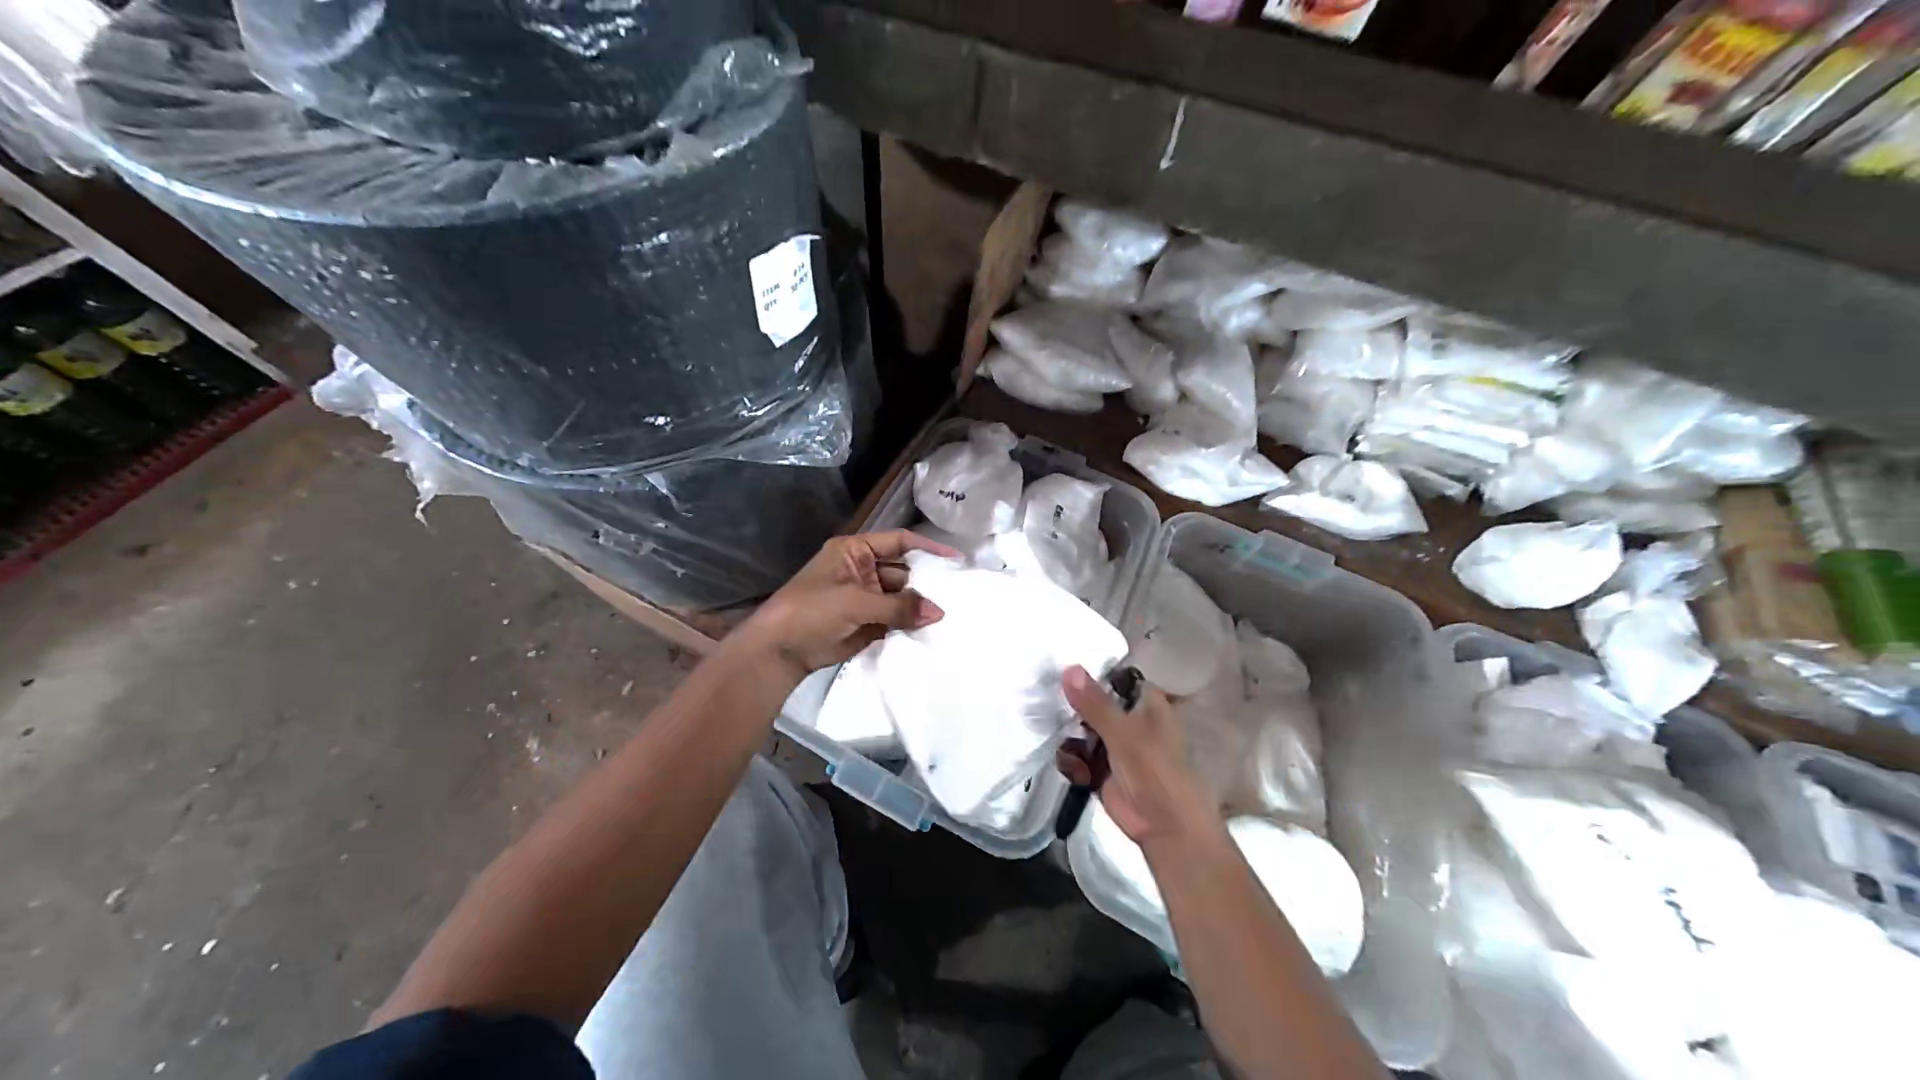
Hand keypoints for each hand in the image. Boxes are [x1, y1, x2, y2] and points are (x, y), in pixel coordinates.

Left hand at [727, 530, 956, 685]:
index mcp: (855, 551)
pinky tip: (932, 631)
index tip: (956, 559)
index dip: (927, 548)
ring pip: (901, 598)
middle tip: (959, 593)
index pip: (898, 542)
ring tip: (952, 614)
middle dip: (927, 582)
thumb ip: (898, 606)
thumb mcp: (855, 603)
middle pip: (903, 571)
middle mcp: (862, 570)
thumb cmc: (811, 611)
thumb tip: (938, 612)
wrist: (778, 651)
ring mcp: (865, 598)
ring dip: (920, 606)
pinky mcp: (866, 624)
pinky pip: (895, 620)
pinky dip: (910, 625)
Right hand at [1060, 666, 1219, 847]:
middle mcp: (1128, 720)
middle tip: (1056, 712)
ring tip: (1073, 753)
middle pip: (1091, 703)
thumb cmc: (1156, 770)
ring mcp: (1113, 745)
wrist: (1165, 827)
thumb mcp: (1124, 732)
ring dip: (1071, 740)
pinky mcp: (1099, 769)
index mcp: (1145, 703)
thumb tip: (1068, 667)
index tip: (1063, 671)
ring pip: (1080, 729)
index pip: (1114, 677)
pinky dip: (1073, 762)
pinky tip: (1079, 774)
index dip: (1091, 674)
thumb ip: (1094, 702)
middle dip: (1073, 709)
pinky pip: (1076, 756)